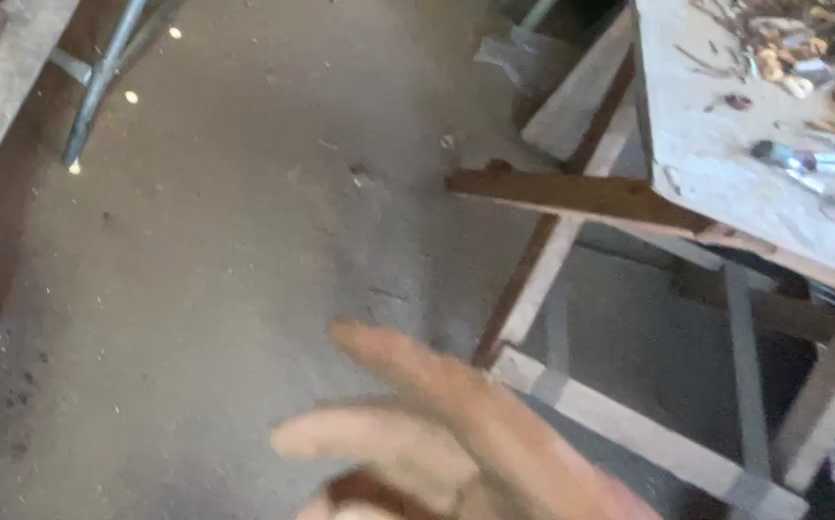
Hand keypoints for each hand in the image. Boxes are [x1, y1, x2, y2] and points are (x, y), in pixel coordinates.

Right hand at [272, 322, 659, 519]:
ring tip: (305, 512)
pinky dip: (379, 509)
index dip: (398, 359)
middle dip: (344, 432)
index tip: (333, 332)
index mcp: (554, 485)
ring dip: (352, 483)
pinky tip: (342, 515)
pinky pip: (426, 507)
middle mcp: (526, 482)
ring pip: (413, 473)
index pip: (467, 401)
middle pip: (420, 432)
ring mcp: (514, 504)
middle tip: (279, 439)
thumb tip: (340, 502)